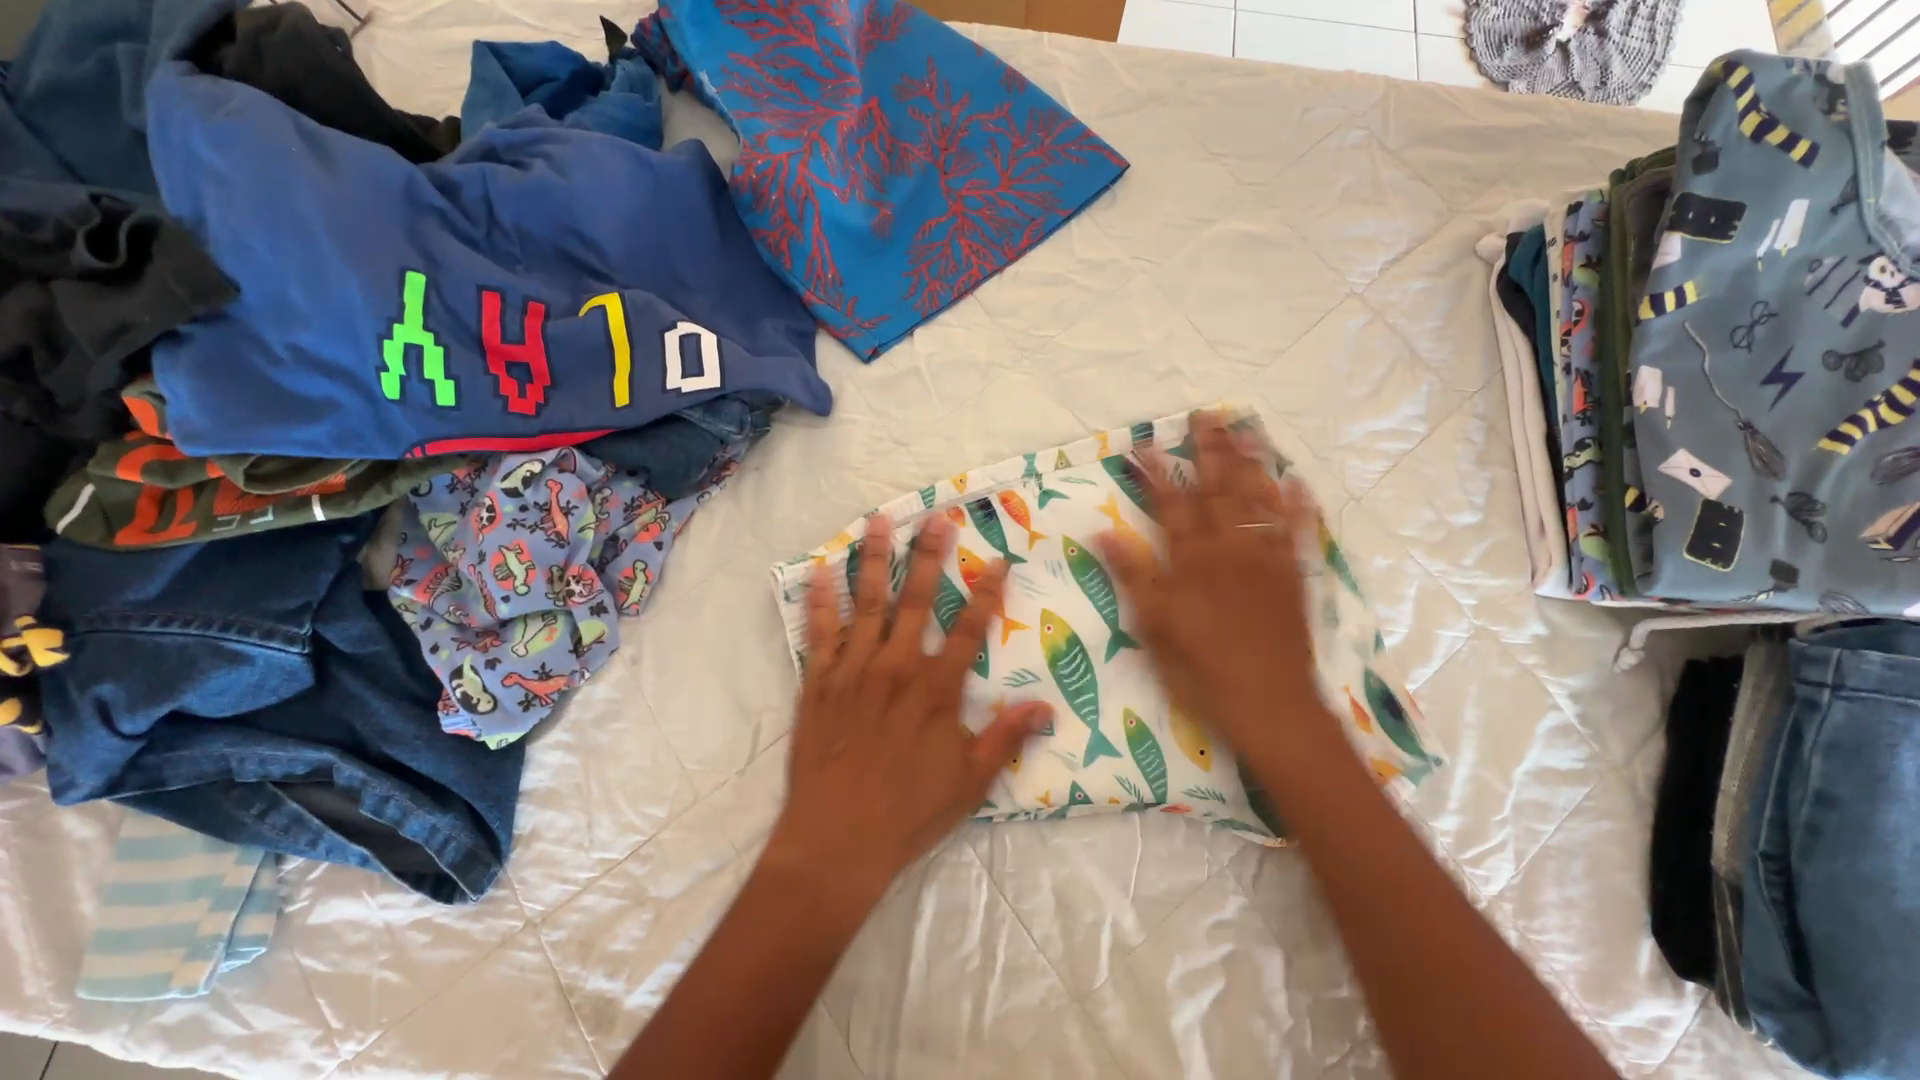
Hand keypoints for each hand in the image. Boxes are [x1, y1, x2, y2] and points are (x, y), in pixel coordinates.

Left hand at [767, 513, 1052, 904]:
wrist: (837, 839)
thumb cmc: (909, 813)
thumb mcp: (970, 782)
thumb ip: (1005, 738)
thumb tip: (1045, 707)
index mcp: (937, 690)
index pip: (970, 630)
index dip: (986, 593)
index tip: (999, 561)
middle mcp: (897, 669)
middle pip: (917, 601)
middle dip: (930, 556)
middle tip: (939, 518)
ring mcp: (853, 671)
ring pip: (867, 604)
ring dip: (875, 561)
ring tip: (880, 522)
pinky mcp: (817, 683)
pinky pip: (818, 632)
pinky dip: (820, 600)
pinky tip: (822, 570)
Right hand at [1098, 413, 1340, 760]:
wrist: (1270, 702)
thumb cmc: (1202, 671)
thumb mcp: (1154, 627)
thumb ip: (1134, 575)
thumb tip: (1104, 532)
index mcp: (1192, 560)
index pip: (1171, 505)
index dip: (1158, 473)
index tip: (1147, 443)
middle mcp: (1230, 549)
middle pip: (1219, 490)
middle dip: (1211, 451)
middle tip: (1207, 415)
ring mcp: (1268, 559)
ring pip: (1260, 500)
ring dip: (1254, 462)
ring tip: (1249, 428)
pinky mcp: (1295, 576)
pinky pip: (1299, 531)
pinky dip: (1299, 505)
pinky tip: (1297, 481)